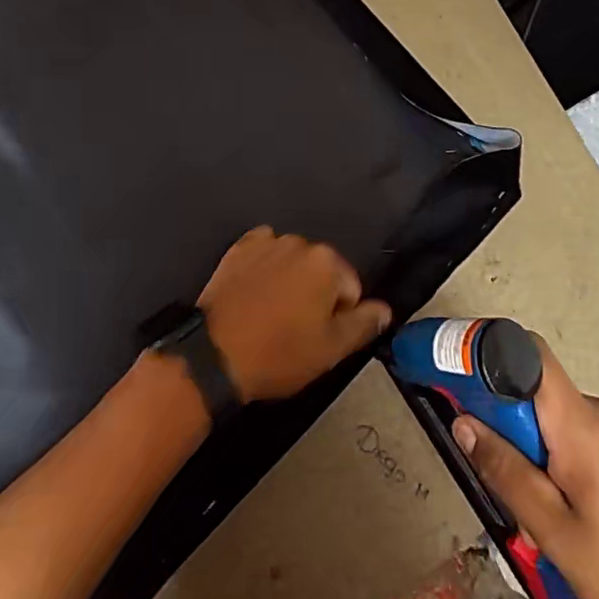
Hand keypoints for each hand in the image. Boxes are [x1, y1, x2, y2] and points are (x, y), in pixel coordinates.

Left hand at [197, 226, 390, 401]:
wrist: (213, 356)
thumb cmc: (278, 353)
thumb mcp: (331, 349)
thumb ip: (364, 324)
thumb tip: (385, 310)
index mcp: (326, 262)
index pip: (350, 289)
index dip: (338, 317)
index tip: (317, 337)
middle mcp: (298, 242)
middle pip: (321, 272)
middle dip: (315, 296)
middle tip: (295, 330)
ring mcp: (264, 243)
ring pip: (292, 263)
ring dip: (290, 283)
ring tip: (272, 316)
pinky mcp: (237, 250)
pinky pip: (263, 255)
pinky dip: (264, 270)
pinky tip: (254, 295)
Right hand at [451, 337, 598, 598]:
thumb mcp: (559, 537)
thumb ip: (506, 474)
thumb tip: (465, 424)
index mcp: (584, 427)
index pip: (527, 353)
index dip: (481, 350)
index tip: (445, 370)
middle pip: (535, 398)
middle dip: (504, 431)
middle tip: (495, 485)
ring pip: (557, 431)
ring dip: (532, 462)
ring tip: (539, 527)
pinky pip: (583, 451)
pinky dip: (560, 474)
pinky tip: (570, 530)